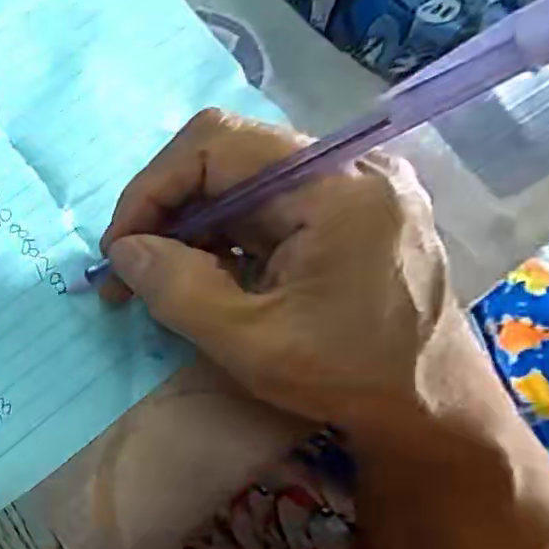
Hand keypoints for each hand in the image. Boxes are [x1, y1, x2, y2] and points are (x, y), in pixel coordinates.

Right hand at [99, 110, 503, 440]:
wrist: (429, 404)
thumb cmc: (346, 374)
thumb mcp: (246, 340)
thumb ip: (176, 288)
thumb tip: (122, 250)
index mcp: (334, 188)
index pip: (215, 145)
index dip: (150, 189)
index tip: (118, 249)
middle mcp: (344, 170)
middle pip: (220, 158)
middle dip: (159, 210)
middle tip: (124, 268)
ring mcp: (343, 189)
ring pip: (230, 182)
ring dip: (178, 227)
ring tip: (146, 281)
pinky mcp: (336, 213)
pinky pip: (252, 207)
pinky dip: (208, 238)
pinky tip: (191, 277)